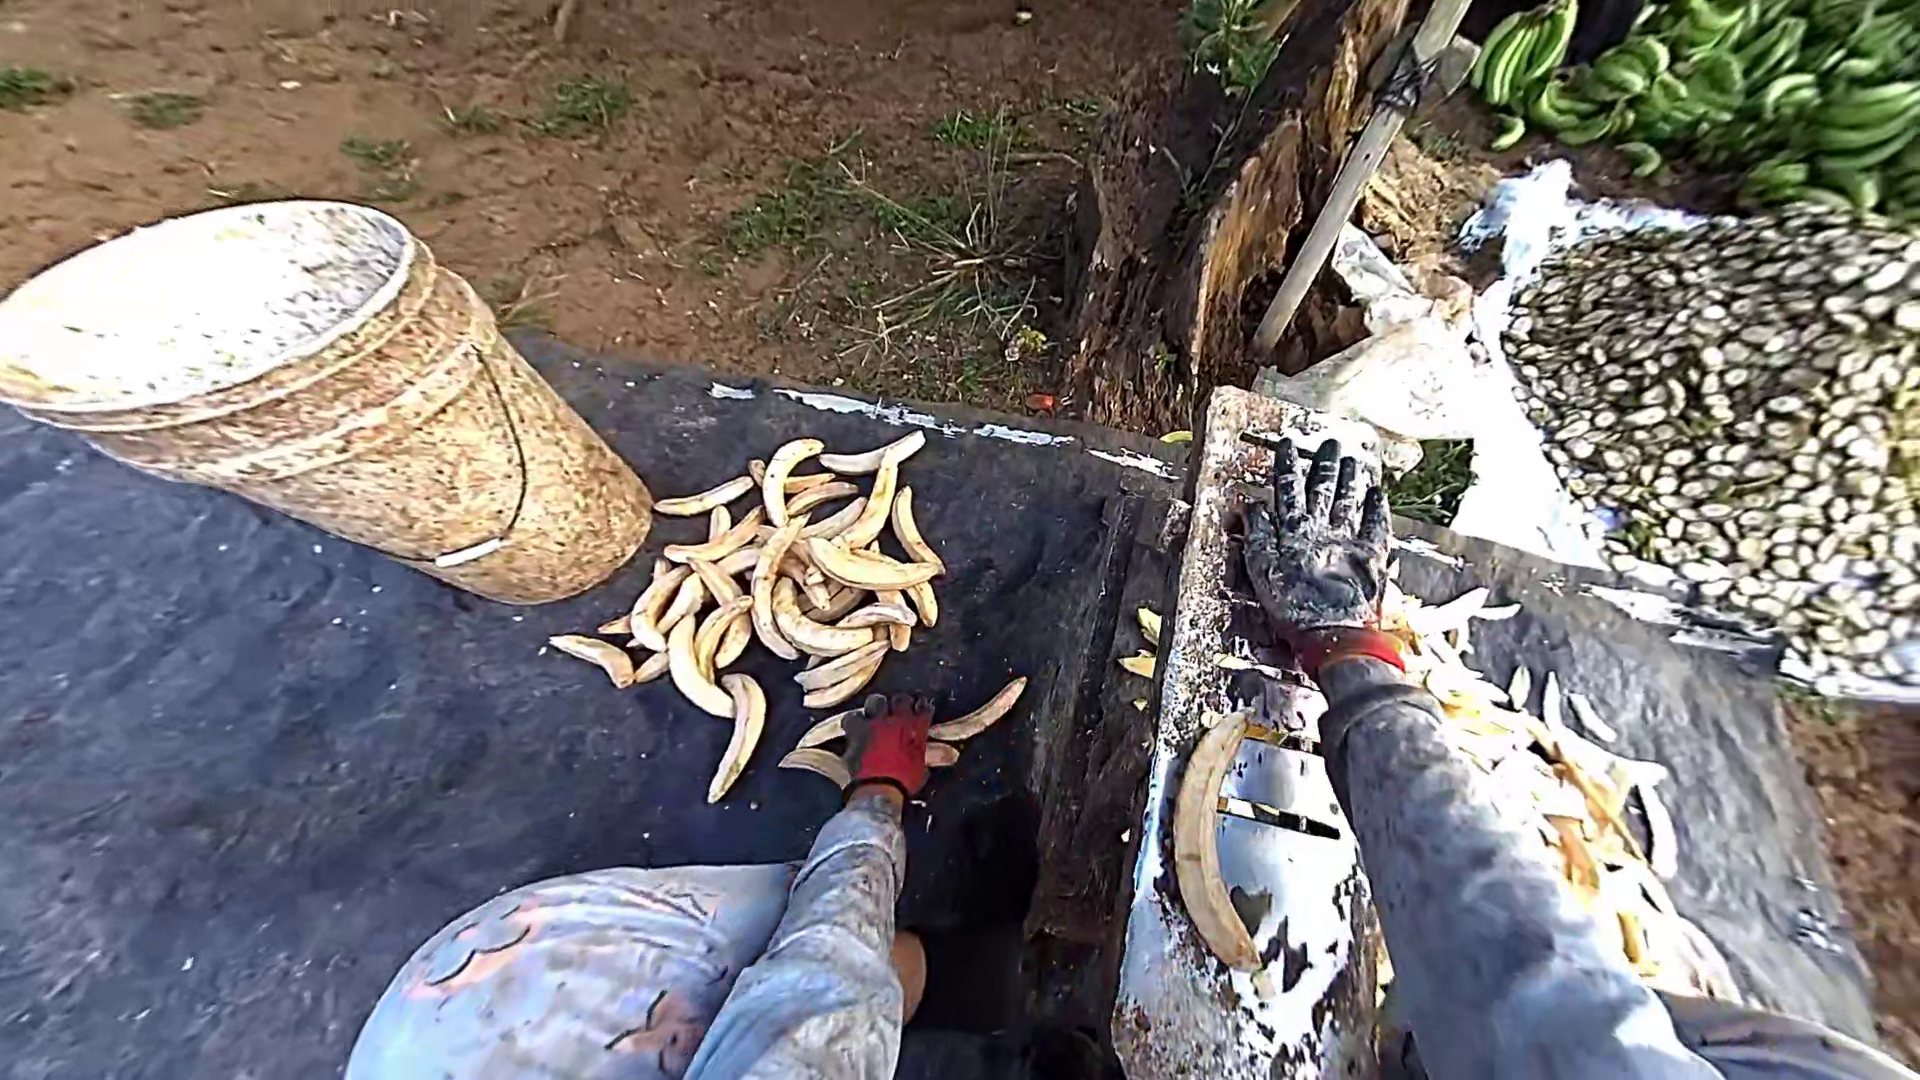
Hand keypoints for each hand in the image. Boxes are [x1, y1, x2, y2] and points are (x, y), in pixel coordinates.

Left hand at [842, 693, 931, 797]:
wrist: (879, 790)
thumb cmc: (903, 782)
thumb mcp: (920, 765)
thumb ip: (920, 750)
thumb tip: (920, 748)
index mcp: (916, 729)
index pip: (923, 707)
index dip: (921, 707)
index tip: (919, 710)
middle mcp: (896, 720)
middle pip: (900, 698)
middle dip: (898, 703)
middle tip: (895, 712)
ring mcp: (875, 723)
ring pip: (876, 701)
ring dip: (876, 708)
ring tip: (875, 716)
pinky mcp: (856, 730)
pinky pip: (852, 717)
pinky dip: (854, 721)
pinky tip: (855, 727)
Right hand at [1244, 438, 1400, 677]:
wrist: (1333, 632)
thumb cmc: (1291, 605)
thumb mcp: (1260, 570)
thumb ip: (1257, 535)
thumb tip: (1251, 505)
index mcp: (1293, 532)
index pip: (1288, 490)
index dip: (1287, 466)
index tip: (1287, 445)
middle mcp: (1323, 530)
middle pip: (1323, 489)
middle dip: (1324, 464)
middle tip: (1330, 443)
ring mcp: (1350, 541)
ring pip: (1350, 501)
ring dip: (1351, 479)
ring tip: (1353, 459)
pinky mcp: (1372, 556)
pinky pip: (1376, 525)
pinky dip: (1377, 508)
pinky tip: (1378, 493)